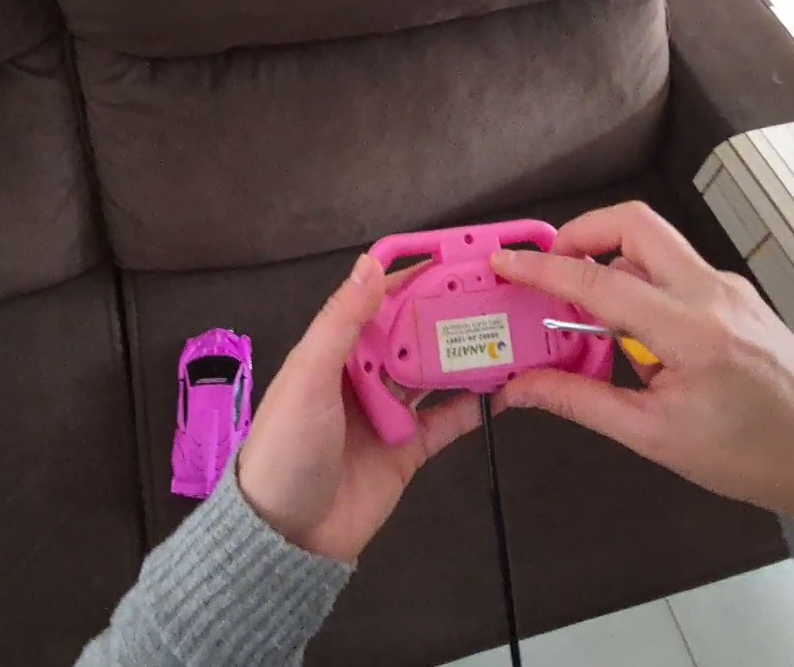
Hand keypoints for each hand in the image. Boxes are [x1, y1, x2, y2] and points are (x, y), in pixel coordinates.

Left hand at [238, 254, 483, 561]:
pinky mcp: (408, 449)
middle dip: (447, 313)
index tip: (455, 259)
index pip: (379, 300)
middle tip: (497, 294)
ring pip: (433, 372)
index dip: (413, 279)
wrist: (286, 533)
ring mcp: (389, 410)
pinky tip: (502, 390)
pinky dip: (473, 406)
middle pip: (411, 333)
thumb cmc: (289, 444)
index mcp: (335, 348)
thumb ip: (341, 321)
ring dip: (463, 355)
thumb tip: (370, 263)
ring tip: (507, 333)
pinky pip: (446, 421)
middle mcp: (364, 372)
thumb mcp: (309, 375)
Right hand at [491, 203, 793, 534]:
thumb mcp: (655, 437)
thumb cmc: (749, 457)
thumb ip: (579, 401)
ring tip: (583, 307)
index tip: (504, 262)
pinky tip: (629, 326)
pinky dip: (635, 277)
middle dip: (581, 231)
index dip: (543, 269)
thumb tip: (516, 391)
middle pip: (636, 222)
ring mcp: (728, 287)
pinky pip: (672, 265)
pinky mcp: (734, 293)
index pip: (601, 281)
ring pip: (654, 240)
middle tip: (551, 269)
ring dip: (608, 256)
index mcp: (693, 332)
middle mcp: (713, 292)